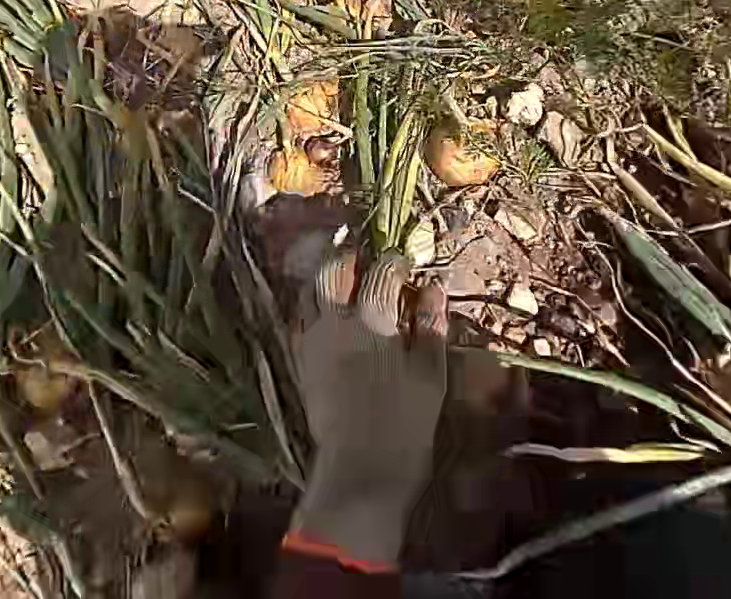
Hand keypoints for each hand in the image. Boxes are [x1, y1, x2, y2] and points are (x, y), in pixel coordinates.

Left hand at [289, 250, 447, 567]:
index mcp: (374, 319)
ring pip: (309, 292)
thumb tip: (432, 287)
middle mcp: (337, 321)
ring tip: (342, 284)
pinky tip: (324, 315)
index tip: (402, 264)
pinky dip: (310, 309)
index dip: (394, 262)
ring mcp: (313, 339)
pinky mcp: (300, 360)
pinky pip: (298, 321)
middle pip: (333, 271)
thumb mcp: (431, 373)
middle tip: (364, 264)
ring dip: (324, 280)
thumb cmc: (407, 422)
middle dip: (349, 260)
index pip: (381, 272)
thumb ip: (431, 325)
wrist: (361, 471)